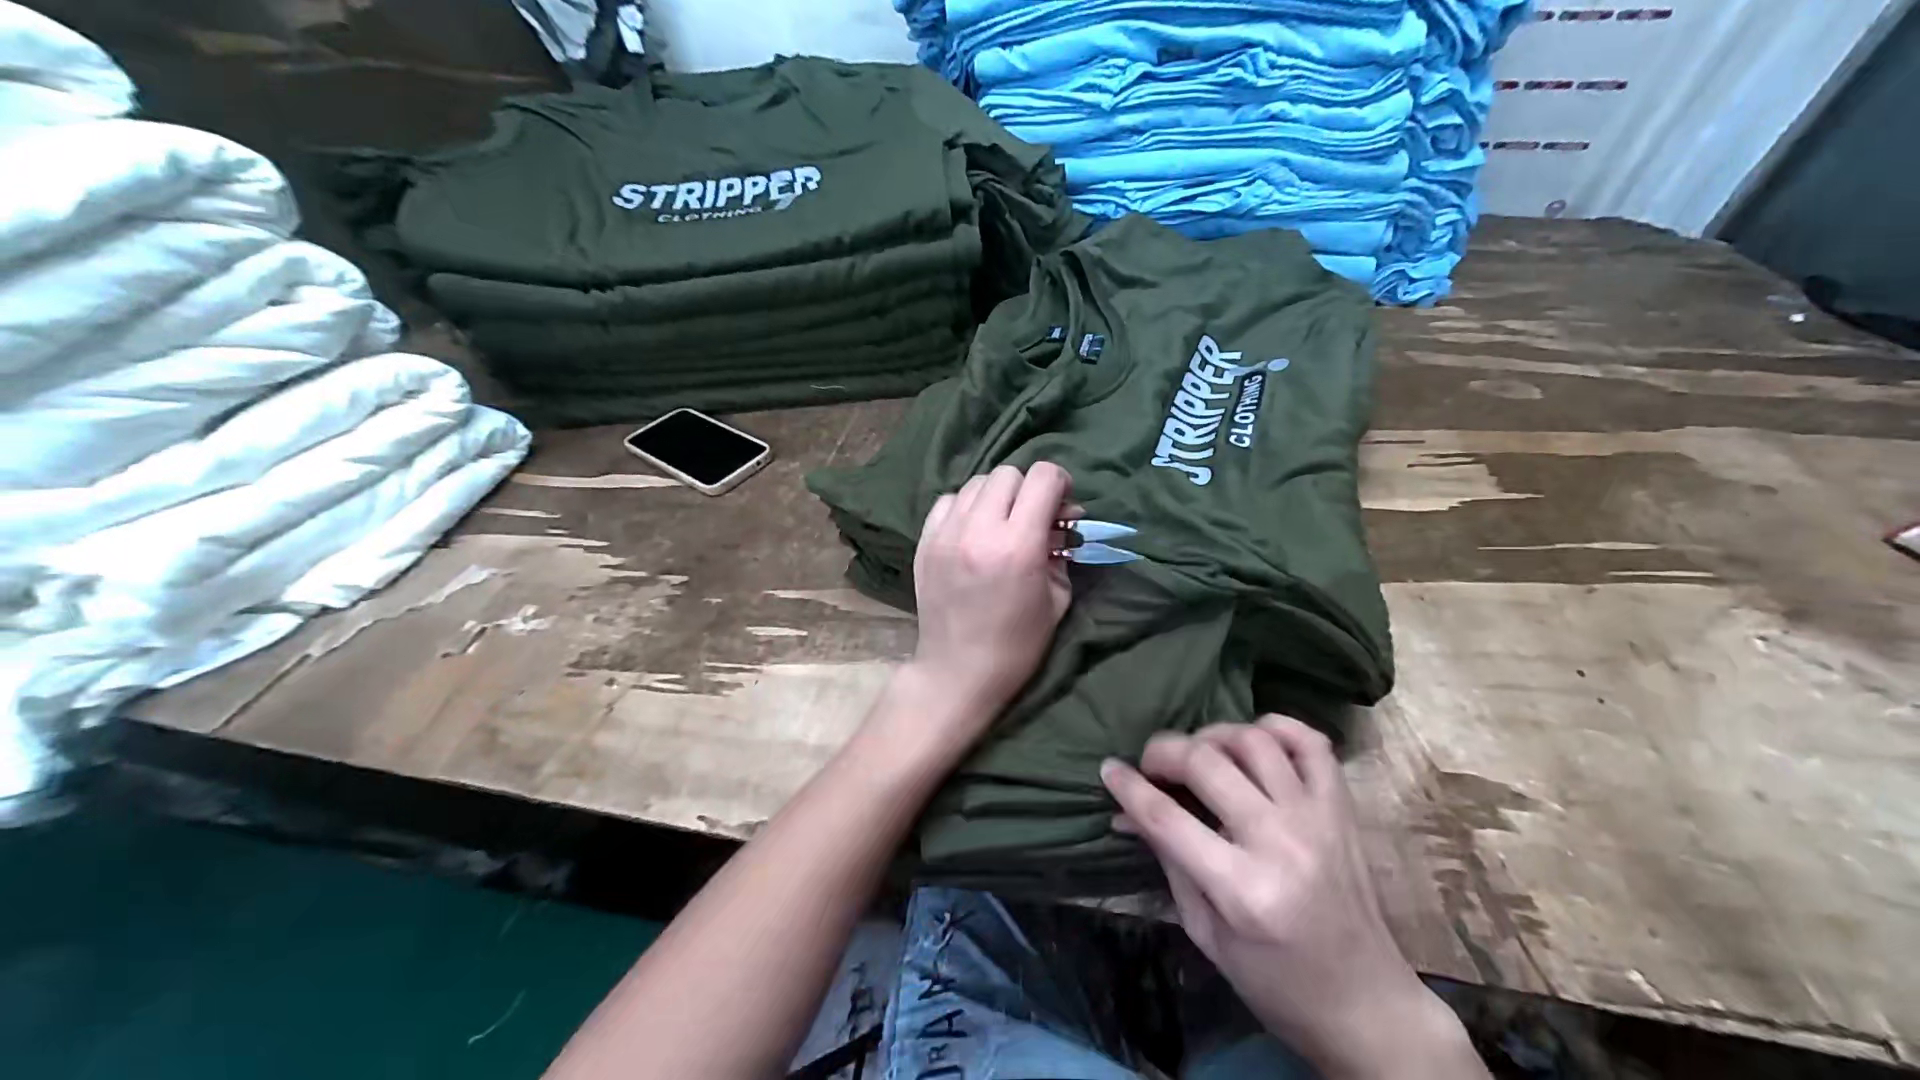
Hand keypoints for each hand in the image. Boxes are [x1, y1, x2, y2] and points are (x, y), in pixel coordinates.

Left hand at [909, 462, 1073, 719]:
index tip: (1061, 505)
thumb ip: (1061, 550)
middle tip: (1032, 517)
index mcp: (1018, 546)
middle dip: (1028, 489)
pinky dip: (966, 507)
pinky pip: (948, 500)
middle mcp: (979, 530)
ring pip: (977, 482)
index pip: (1043, 478)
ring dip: (997, 496)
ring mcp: (946, 534)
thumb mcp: (1057, 599)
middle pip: (1008, 474)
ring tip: (1002, 523)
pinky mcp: (925, 542)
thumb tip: (1063, 519)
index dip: (1060, 484)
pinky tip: (973, 531)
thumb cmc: (1018, 643)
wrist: (958, 671)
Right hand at [1102, 718, 1486, 1079]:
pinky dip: (1276, 728)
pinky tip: (1252, 740)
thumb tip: (1125, 814)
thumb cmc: (1275, 982)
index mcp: (1242, 889)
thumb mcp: (1205, 932)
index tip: (1108, 769)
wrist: (1367, 1004)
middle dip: (1162, 752)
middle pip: (1205, 763)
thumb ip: (1168, 861)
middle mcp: (1280, 842)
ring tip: (1197, 754)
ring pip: (1252, 740)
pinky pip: (1309, 742)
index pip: (1166, 817)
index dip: (1128, 787)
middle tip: (1150, 765)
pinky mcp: (1342, 809)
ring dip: (1212, 735)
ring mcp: (1317, 818)